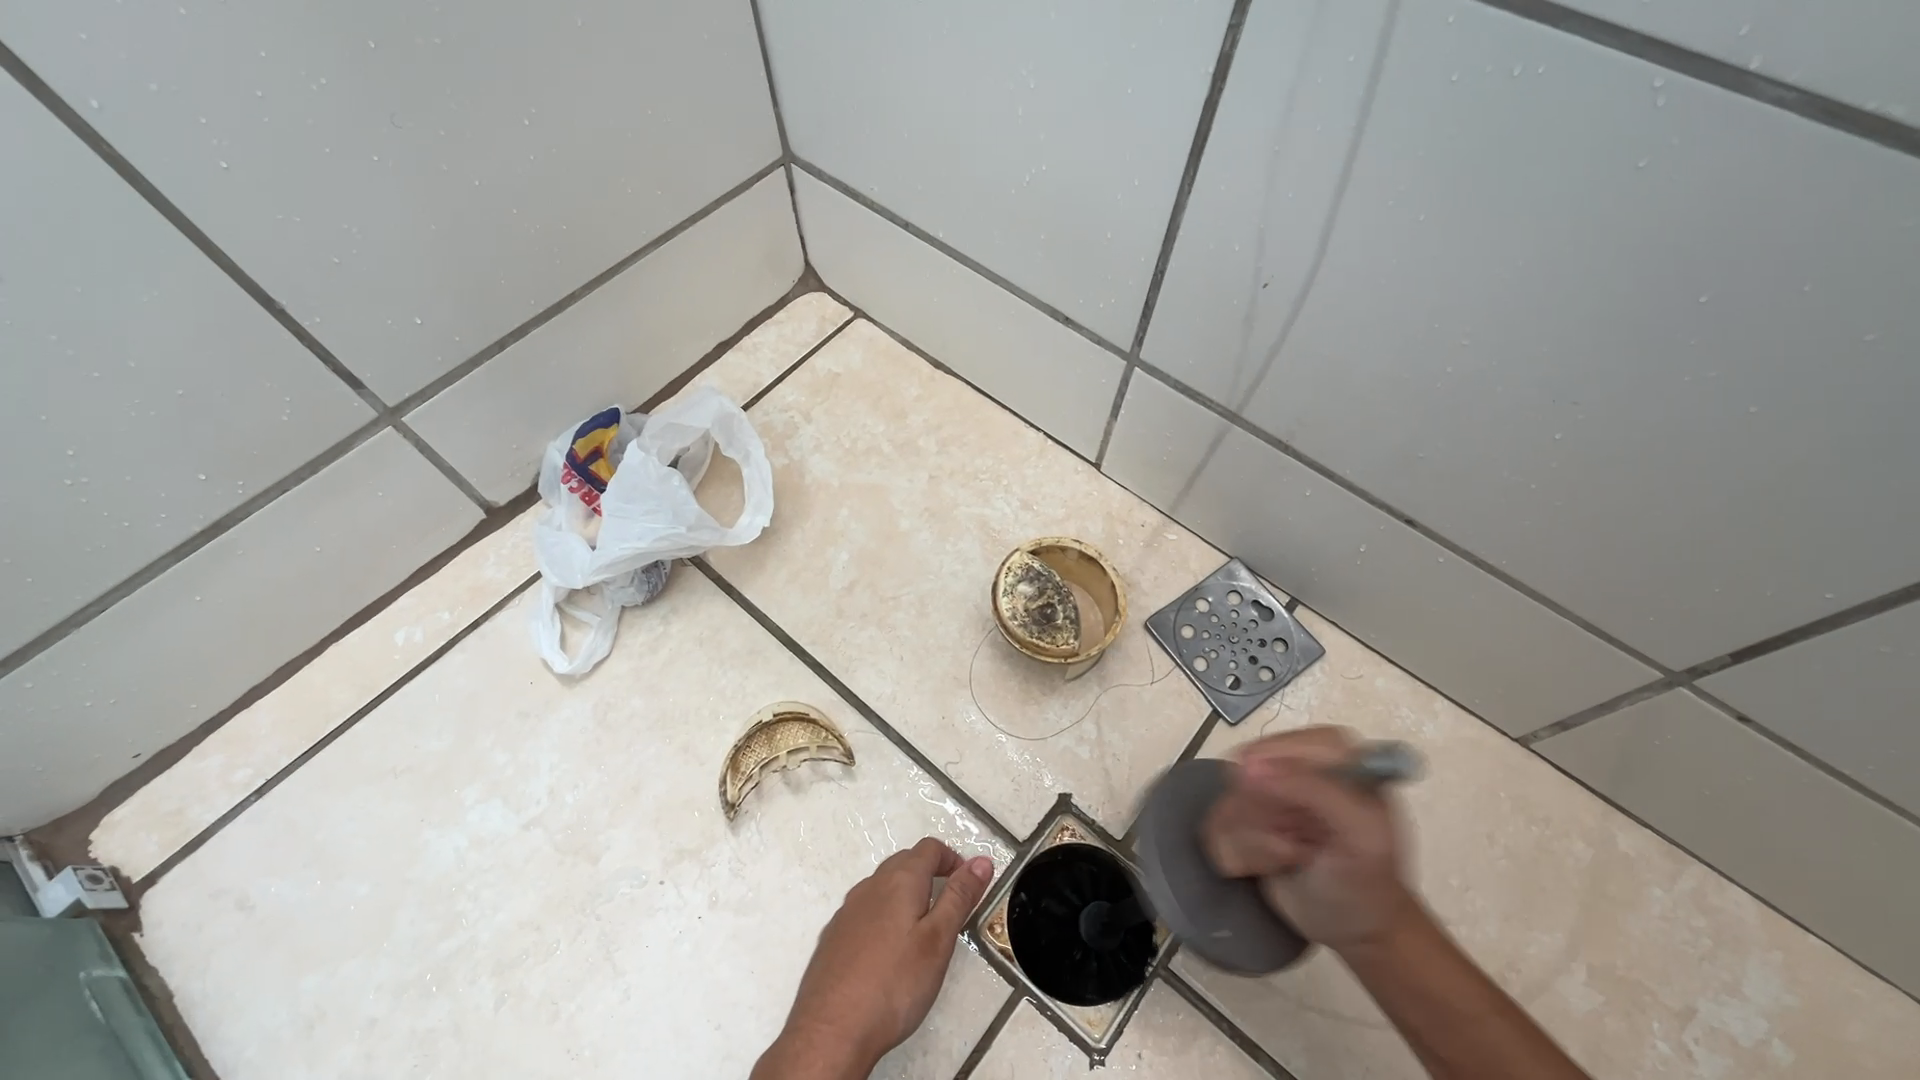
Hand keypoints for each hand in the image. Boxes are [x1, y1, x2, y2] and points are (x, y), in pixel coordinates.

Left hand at [753, 838, 995, 1079]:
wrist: (831, 1031)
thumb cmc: (894, 985)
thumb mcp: (939, 940)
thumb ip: (960, 897)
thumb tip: (982, 860)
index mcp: (898, 881)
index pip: (929, 848)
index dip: (953, 859)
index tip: (969, 885)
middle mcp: (869, 887)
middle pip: (904, 863)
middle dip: (931, 874)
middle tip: (951, 908)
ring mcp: (847, 912)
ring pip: (882, 887)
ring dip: (907, 895)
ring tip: (923, 932)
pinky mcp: (834, 937)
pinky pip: (865, 911)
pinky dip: (885, 916)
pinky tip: (889, 953)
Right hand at [1201, 725, 1416, 951]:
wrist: (1354, 932)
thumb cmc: (1366, 886)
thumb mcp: (1362, 837)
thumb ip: (1319, 792)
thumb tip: (1253, 768)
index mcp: (1341, 762)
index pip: (1297, 742)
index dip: (1274, 763)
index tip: (1258, 790)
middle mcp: (1301, 771)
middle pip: (1250, 768)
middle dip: (1262, 813)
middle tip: (1292, 846)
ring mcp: (1271, 795)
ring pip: (1228, 799)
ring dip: (1251, 838)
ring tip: (1286, 861)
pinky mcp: (1248, 820)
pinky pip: (1217, 824)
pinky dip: (1237, 852)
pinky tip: (1268, 866)